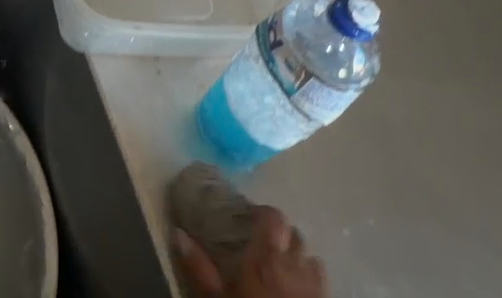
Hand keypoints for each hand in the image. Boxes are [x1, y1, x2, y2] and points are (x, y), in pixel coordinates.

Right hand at [173, 207, 325, 297]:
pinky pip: (322, 276)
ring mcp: (314, 283)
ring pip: (310, 254)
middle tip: (262, 242)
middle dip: (281, 234)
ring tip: (281, 264)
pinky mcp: (324, 297)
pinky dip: (310, 273)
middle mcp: (293, 264)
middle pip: (294, 233)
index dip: (265, 213)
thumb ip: (199, 266)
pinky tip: (297, 285)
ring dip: (297, 254)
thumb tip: (177, 233)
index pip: (274, 218)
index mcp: (265, 257)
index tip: (250, 217)